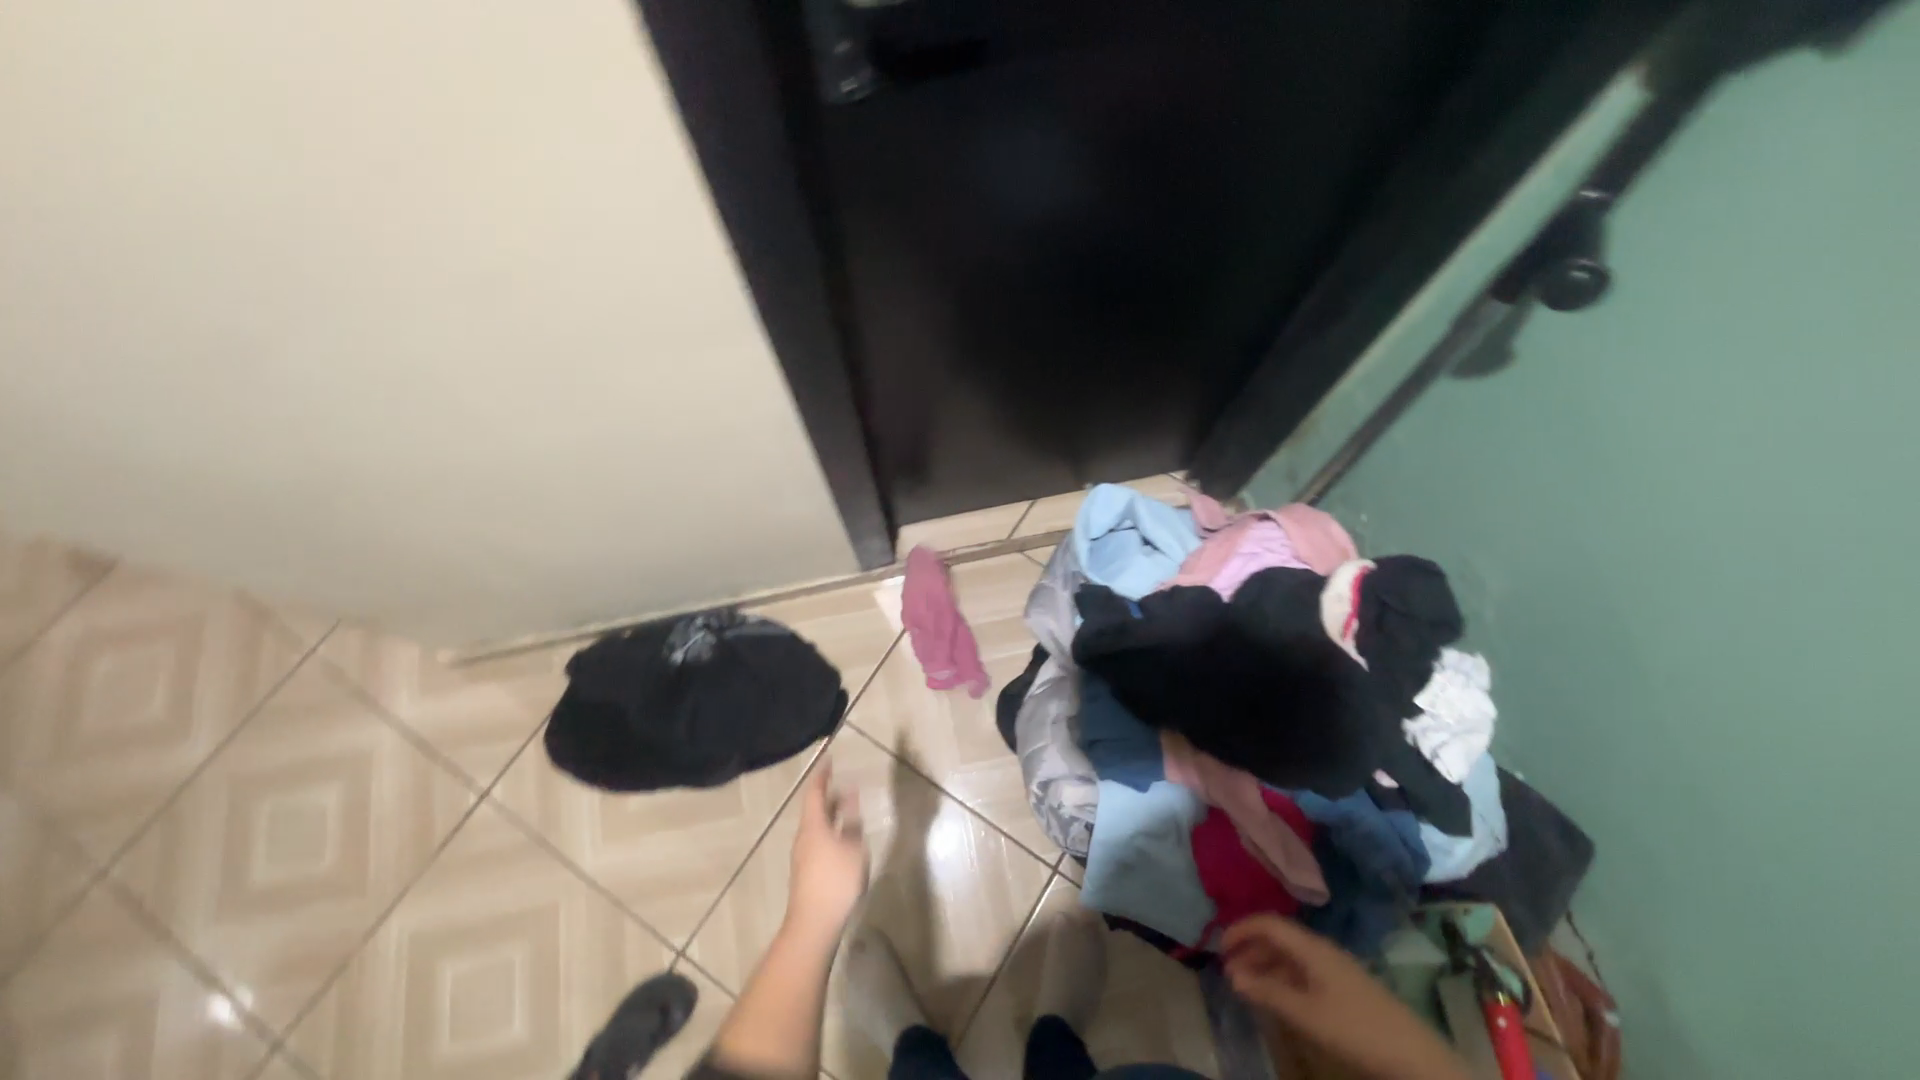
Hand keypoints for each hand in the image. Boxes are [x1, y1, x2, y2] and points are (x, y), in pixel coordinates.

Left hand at [785, 761, 869, 939]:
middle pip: (813, 810)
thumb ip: (851, 820)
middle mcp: (803, 837)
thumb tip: (850, 794)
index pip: (814, 792)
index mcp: (813, 826)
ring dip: (830, 814)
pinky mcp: (806, 871)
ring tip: (847, 810)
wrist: (814, 924)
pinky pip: (818, 840)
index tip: (828, 760)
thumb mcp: (852, 847)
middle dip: (828, 795)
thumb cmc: (836, 881)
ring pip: (816, 826)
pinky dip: (830, 831)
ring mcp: (802, 855)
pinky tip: (843, 839)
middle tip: (842, 784)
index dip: (822, 775)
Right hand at [1222, 915, 1470, 1079]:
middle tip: (1228, 970)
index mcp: (1312, 948)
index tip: (1218, 947)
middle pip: (1279, 937)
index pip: (1269, 923)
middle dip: (1250, 949)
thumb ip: (1268, 992)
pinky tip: (1276, 998)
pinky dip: (1282, 979)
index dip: (1241, 929)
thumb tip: (1232, 974)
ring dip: (1265, 965)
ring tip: (1246, 986)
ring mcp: (1335, 969)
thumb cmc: (1356, 1028)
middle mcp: (1322, 951)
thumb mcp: (1306, 1013)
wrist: (1415, 1057)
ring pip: (1290, 956)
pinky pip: (1303, 972)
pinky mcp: (1344, 988)